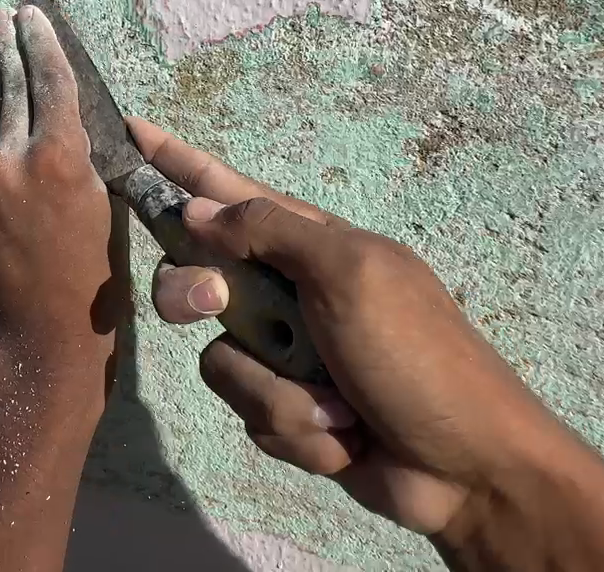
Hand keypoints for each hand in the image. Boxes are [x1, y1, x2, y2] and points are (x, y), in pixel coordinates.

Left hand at [0, 6, 119, 398]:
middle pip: (11, 88)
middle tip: (6, 14)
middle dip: (10, 46)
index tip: (34, 15)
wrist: (40, 332)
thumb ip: (77, 153)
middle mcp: (11, 161)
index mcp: (60, 159)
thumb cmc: (94, 272)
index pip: (51, 83)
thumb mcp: (103, 201)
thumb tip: (61, 115)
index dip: (44, 44)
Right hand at [131, 118, 603, 569]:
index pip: (225, 187)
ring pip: (218, 355)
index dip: (177, 160)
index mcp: (306, 241)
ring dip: (276, 391)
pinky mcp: (284, 406)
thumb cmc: (416, 355)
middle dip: (194, 297)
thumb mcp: (348, 275)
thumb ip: (266, 232)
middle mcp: (284, 288)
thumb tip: (195, 210)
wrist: (470, 474)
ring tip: (335, 408)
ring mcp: (283, 350)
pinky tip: (342, 437)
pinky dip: (294, 428)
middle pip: (194, 276)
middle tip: (217, 308)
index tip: (133, 129)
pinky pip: (248, 408)